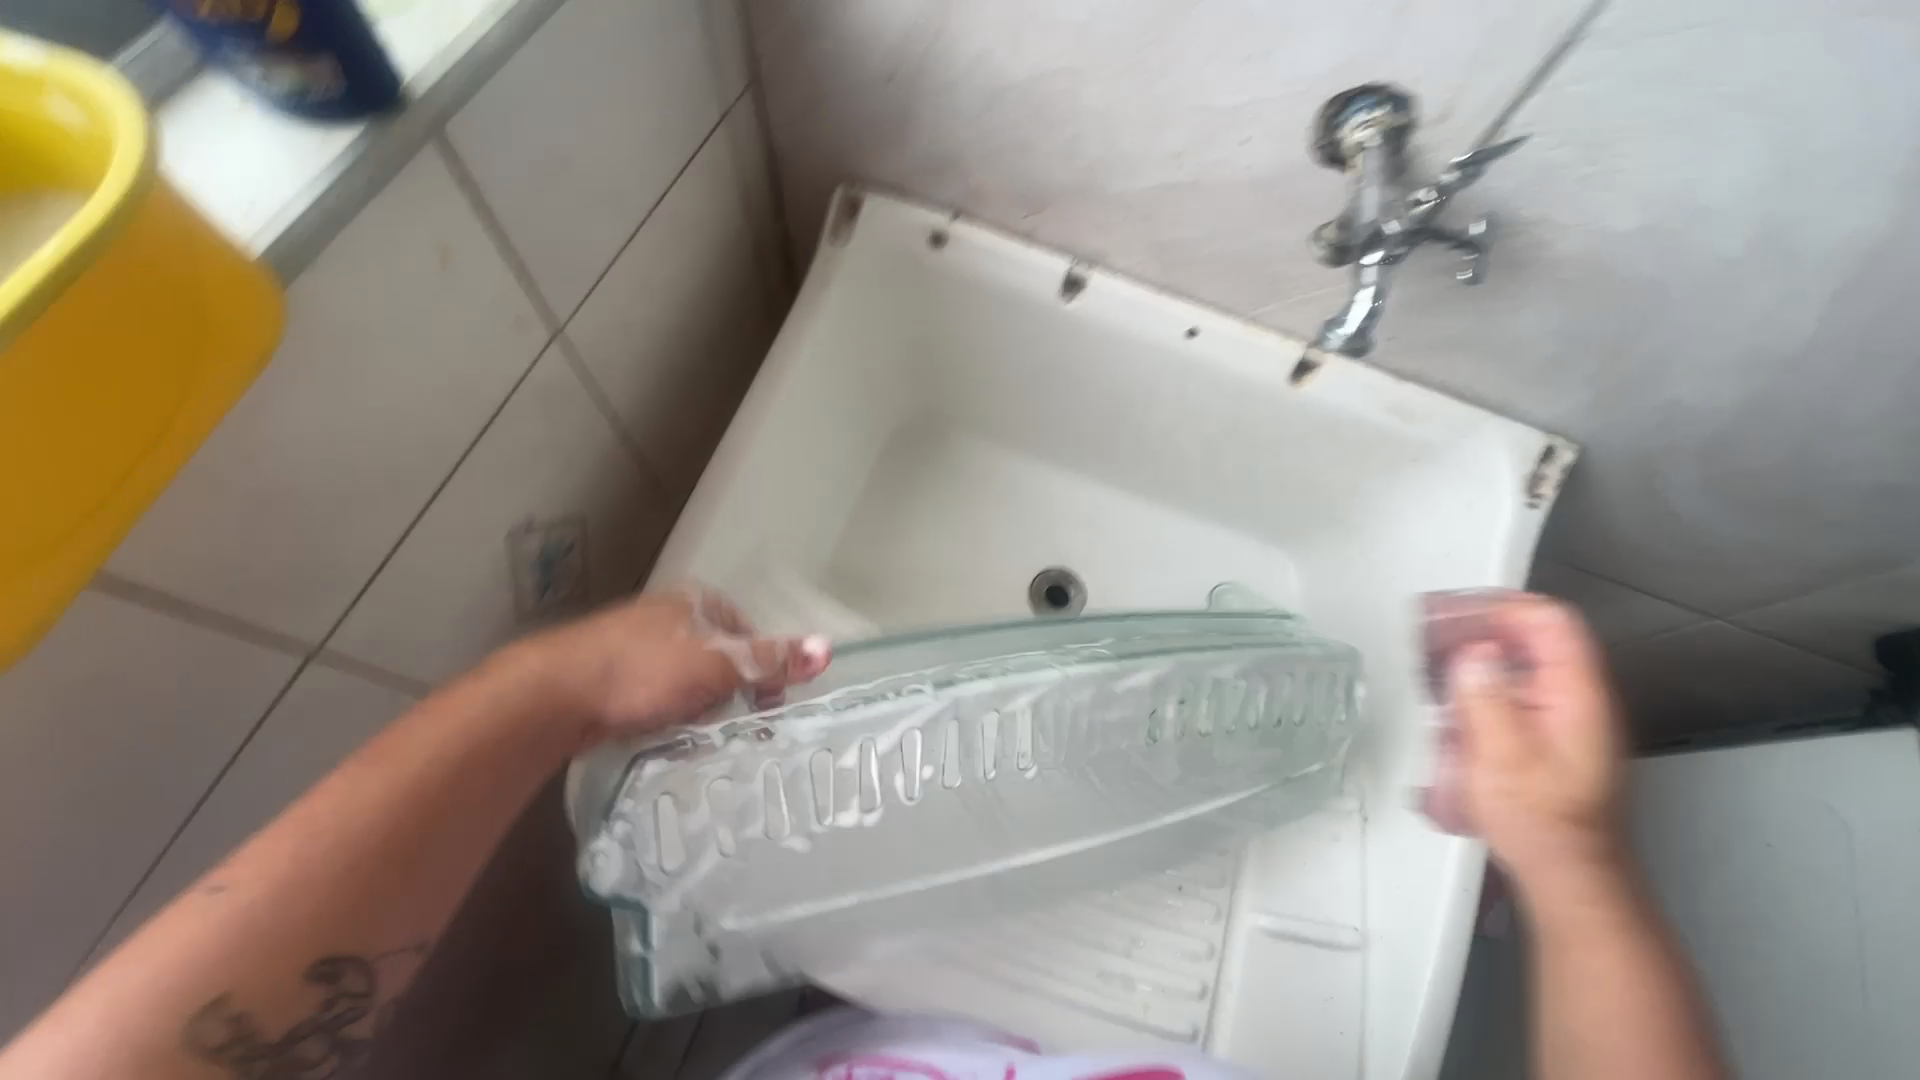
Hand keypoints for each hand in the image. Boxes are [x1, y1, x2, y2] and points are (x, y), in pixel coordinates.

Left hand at [510, 587, 831, 749]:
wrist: (551, 695)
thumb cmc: (644, 672)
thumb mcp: (718, 667)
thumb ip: (772, 661)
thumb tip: (829, 648)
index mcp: (698, 602)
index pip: (750, 634)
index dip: (763, 671)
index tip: (765, 708)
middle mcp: (668, 615)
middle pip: (719, 657)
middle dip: (726, 691)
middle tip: (725, 724)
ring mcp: (634, 642)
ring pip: (686, 678)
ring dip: (694, 705)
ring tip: (690, 733)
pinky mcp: (607, 673)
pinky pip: (654, 694)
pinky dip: (662, 712)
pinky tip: (656, 731)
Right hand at [1422, 592, 1628, 898]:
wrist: (1568, 874)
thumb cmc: (1545, 826)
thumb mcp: (1505, 758)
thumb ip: (1487, 698)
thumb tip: (1473, 653)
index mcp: (1576, 696)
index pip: (1548, 621)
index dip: (1497, 607)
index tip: (1451, 611)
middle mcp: (1574, 699)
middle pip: (1529, 637)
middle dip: (1475, 627)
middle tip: (1428, 629)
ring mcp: (1560, 716)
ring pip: (1515, 663)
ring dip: (1470, 655)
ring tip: (1427, 661)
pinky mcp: (1541, 734)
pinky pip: (1507, 691)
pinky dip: (1472, 685)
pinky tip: (1444, 701)